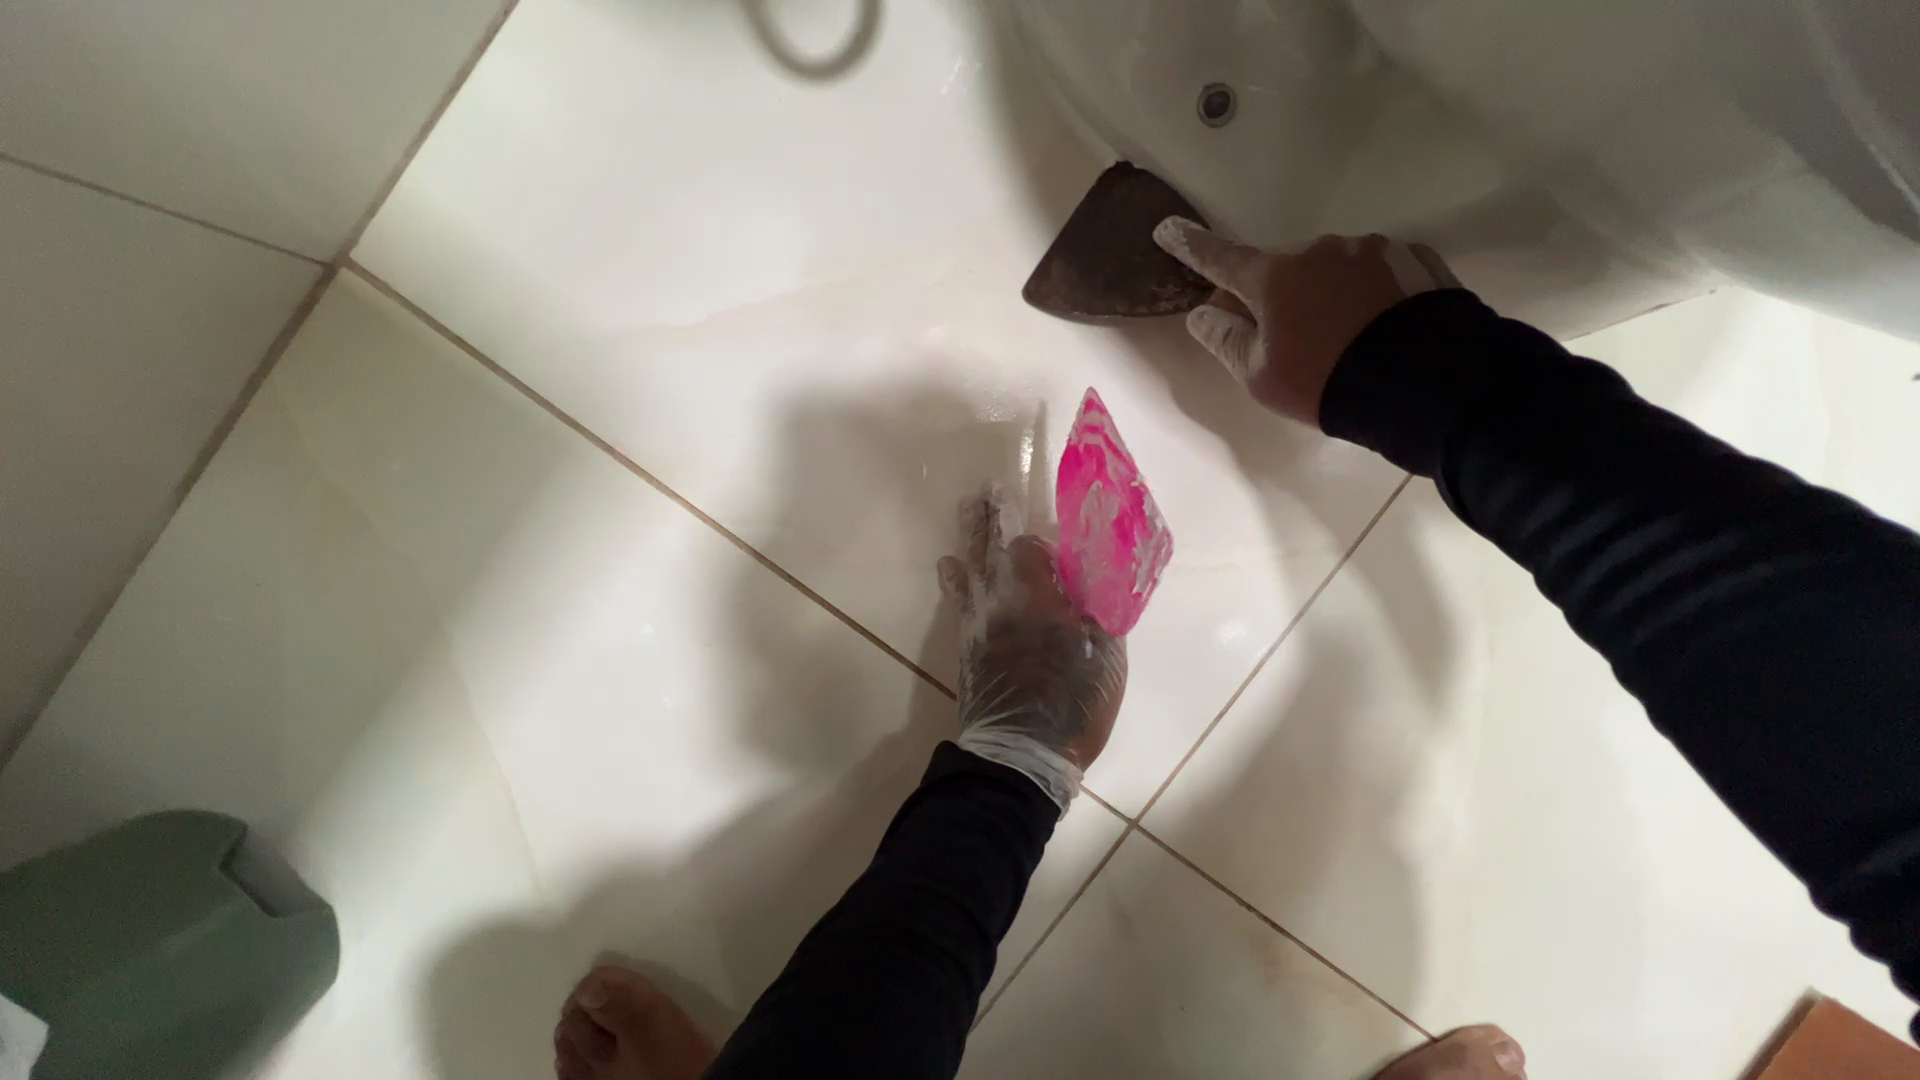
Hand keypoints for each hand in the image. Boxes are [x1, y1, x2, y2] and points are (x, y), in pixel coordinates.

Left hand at [937, 486, 1126, 809]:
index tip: (1042, 531)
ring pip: (970, 565)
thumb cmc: (1072, 704)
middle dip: (991, 516)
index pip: (1026, 546)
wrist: (1019, 754)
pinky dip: (954, 577)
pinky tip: (949, 563)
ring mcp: (977, 622)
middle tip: (987, 489)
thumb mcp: (1104, 655)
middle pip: (992, 546)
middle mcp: (1000, 599)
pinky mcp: (965, 644)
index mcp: (1036, 596)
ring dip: (970, 534)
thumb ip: (1096, 608)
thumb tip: (1084, 582)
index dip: (1033, 535)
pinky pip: (956, 599)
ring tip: (968, 508)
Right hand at [1153, 219, 1459, 425]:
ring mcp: (1370, 249)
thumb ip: (1226, 340)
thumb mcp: (1260, 376)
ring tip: (1342, 339)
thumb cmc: (1324, 381)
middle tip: (1284, 337)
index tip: (1168, 230)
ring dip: (1324, 293)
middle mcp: (1319, 250)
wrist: (1423, 382)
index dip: (1191, 247)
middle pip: (1281, 268)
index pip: (1220, 259)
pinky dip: (1364, 293)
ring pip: (1330, 268)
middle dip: (1274, 293)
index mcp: (1274, 277)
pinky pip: (1372, 273)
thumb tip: (1201, 314)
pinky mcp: (1413, 259)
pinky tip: (1374, 325)